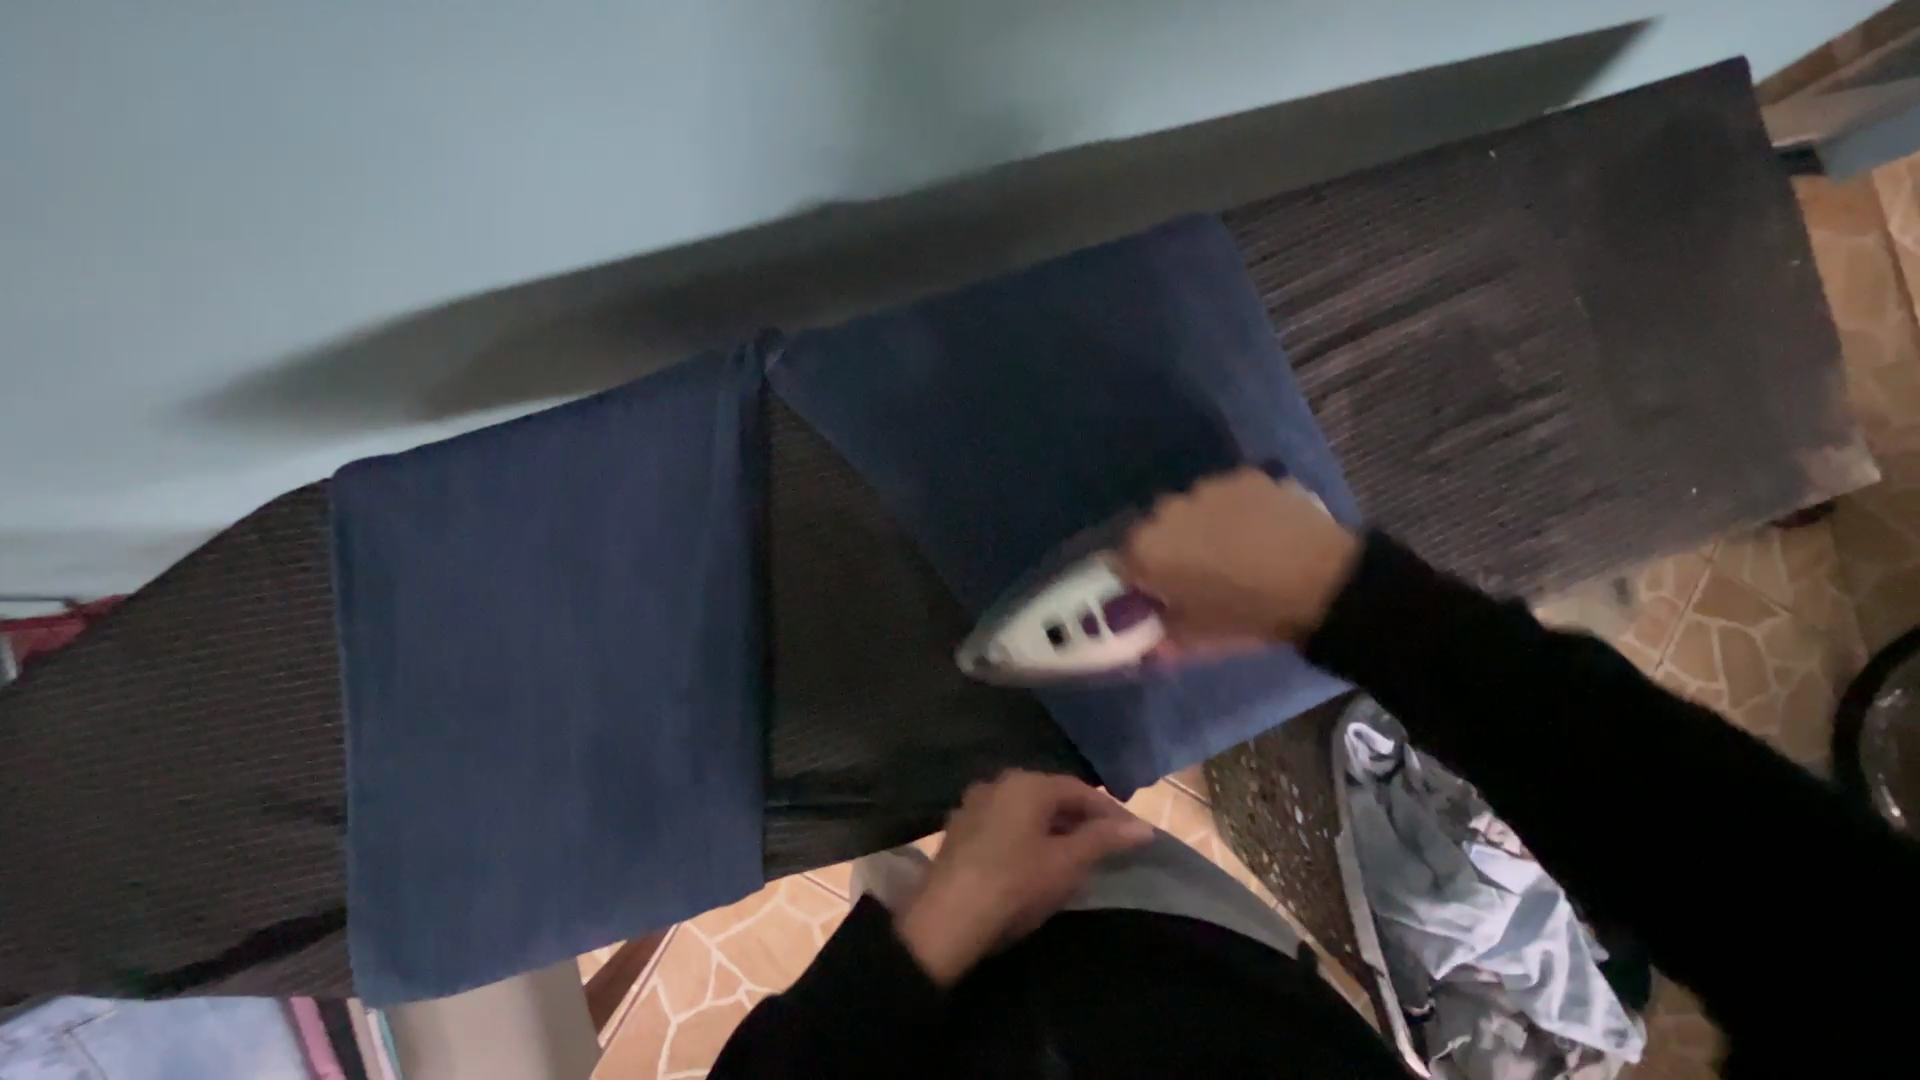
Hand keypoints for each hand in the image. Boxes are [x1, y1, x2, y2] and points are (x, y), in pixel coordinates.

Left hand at [895, 771, 1153, 985]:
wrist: (946, 919)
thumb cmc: (1015, 885)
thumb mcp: (1067, 864)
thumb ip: (1105, 840)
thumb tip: (1142, 827)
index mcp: (1027, 783)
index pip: (1079, 789)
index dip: (1110, 812)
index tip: (1133, 835)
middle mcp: (998, 783)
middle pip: (1050, 796)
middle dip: (1080, 819)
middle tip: (1106, 846)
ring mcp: (974, 804)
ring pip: (1025, 810)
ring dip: (1052, 828)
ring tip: (1074, 855)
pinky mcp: (959, 829)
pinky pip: (1004, 824)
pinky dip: (1025, 837)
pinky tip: (1034, 861)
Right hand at [1116, 467, 1360, 654]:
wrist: (1322, 581)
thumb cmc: (1250, 614)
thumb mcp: (1201, 639)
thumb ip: (1163, 639)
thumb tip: (1148, 645)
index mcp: (1146, 552)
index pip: (1123, 563)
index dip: (1141, 580)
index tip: (1162, 594)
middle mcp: (1166, 512)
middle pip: (1157, 531)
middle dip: (1172, 550)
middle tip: (1202, 574)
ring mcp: (1205, 489)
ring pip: (1192, 510)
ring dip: (1203, 528)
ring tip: (1237, 550)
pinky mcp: (1242, 477)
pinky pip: (1227, 497)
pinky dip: (1236, 512)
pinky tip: (1261, 532)